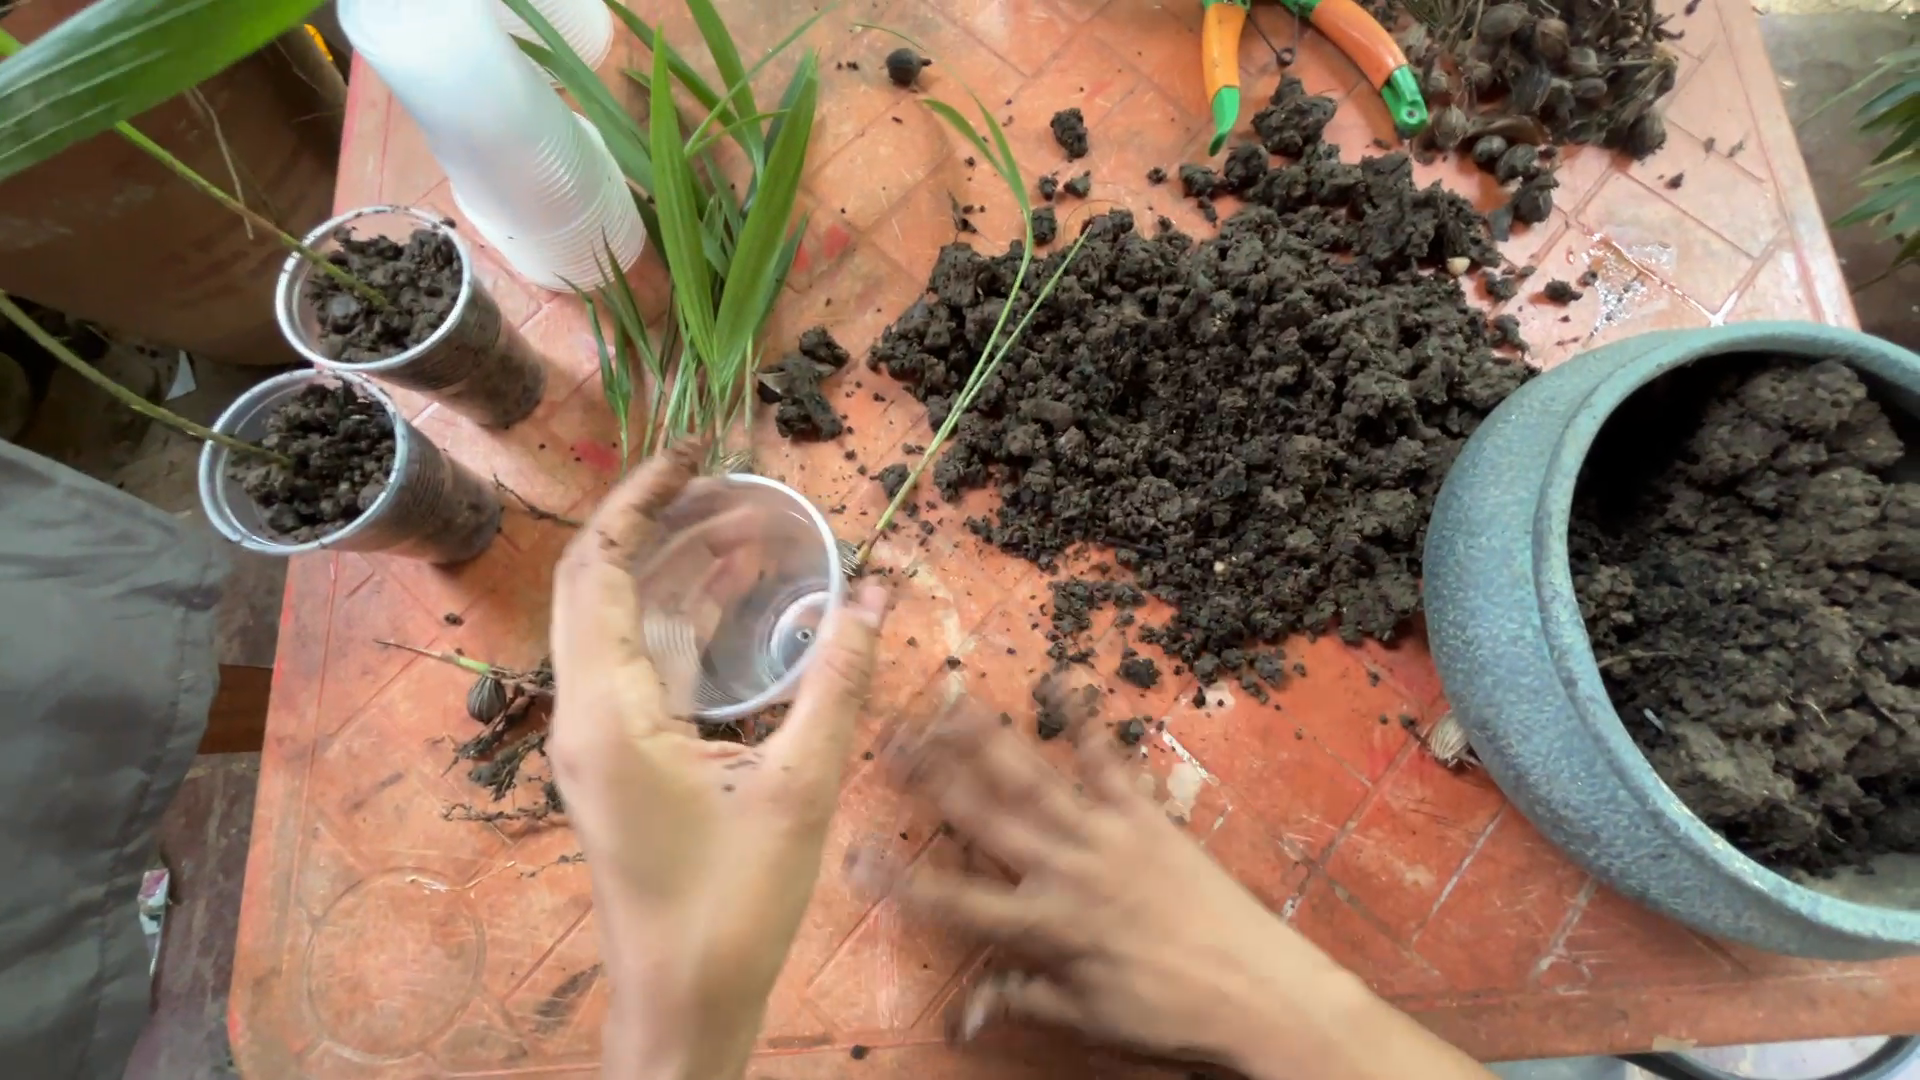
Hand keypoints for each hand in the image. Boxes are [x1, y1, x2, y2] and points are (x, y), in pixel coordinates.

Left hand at [548, 441, 888, 1079]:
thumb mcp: (802, 787)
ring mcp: (600, 735)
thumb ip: (839, 683)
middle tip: (735, 487)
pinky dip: (687, 619)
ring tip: (749, 532)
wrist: (685, 1005)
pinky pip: (645, 659)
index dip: (638, 500)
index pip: (598, 570)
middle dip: (663, 524)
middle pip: (601, 583)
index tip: (694, 457)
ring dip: (678, 570)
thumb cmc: (735, 906)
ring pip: (624, 620)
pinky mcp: (623, 754)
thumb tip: (876, 593)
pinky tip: (740, 604)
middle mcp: (587, 712)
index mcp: (608, 712)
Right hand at [873, 696, 1493, 1079]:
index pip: (952, 902)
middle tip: (891, 735)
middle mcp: (1061, 868)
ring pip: (1031, 777)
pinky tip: (1065, 679)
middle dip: (929, 774)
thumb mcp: (1087, 1017)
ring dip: (987, 736)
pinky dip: (1085, 720)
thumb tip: (961, 1013)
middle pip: (980, 815)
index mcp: (1042, 925)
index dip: (898, 881)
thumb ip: (1021, 999)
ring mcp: (1102, 832)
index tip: (855, 853)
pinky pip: (1107, 759)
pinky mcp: (1141, 811)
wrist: (1258, 989)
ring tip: (952, 698)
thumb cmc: (1167, 1010)